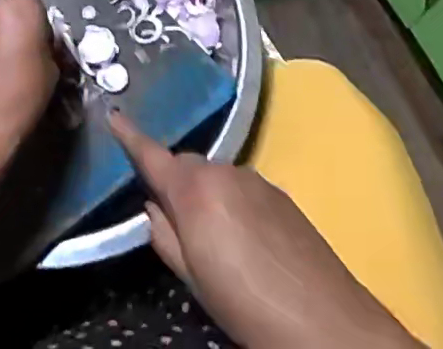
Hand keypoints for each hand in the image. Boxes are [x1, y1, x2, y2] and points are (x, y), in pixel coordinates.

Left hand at [0, 0, 58, 143]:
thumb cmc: (27, 87)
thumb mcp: (54, 66)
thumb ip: (49, 47)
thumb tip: (43, 47)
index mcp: (23, 5)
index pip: (40, 8)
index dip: (45, 29)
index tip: (47, 49)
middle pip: (16, 11)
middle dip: (24, 27)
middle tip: (31, 54)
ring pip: (0, 23)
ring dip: (7, 36)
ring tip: (14, 64)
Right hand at [109, 111, 423, 348]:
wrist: (329, 327)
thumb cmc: (246, 305)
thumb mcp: (192, 278)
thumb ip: (164, 235)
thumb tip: (153, 208)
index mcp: (193, 191)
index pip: (152, 154)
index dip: (129, 136)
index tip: (113, 115)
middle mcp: (222, 172)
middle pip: (186, 164)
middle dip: (175, 181)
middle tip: (174, 217)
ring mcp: (255, 179)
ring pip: (215, 175)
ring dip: (206, 193)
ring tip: (215, 235)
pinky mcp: (281, 194)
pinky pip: (241, 187)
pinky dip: (232, 201)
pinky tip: (246, 238)